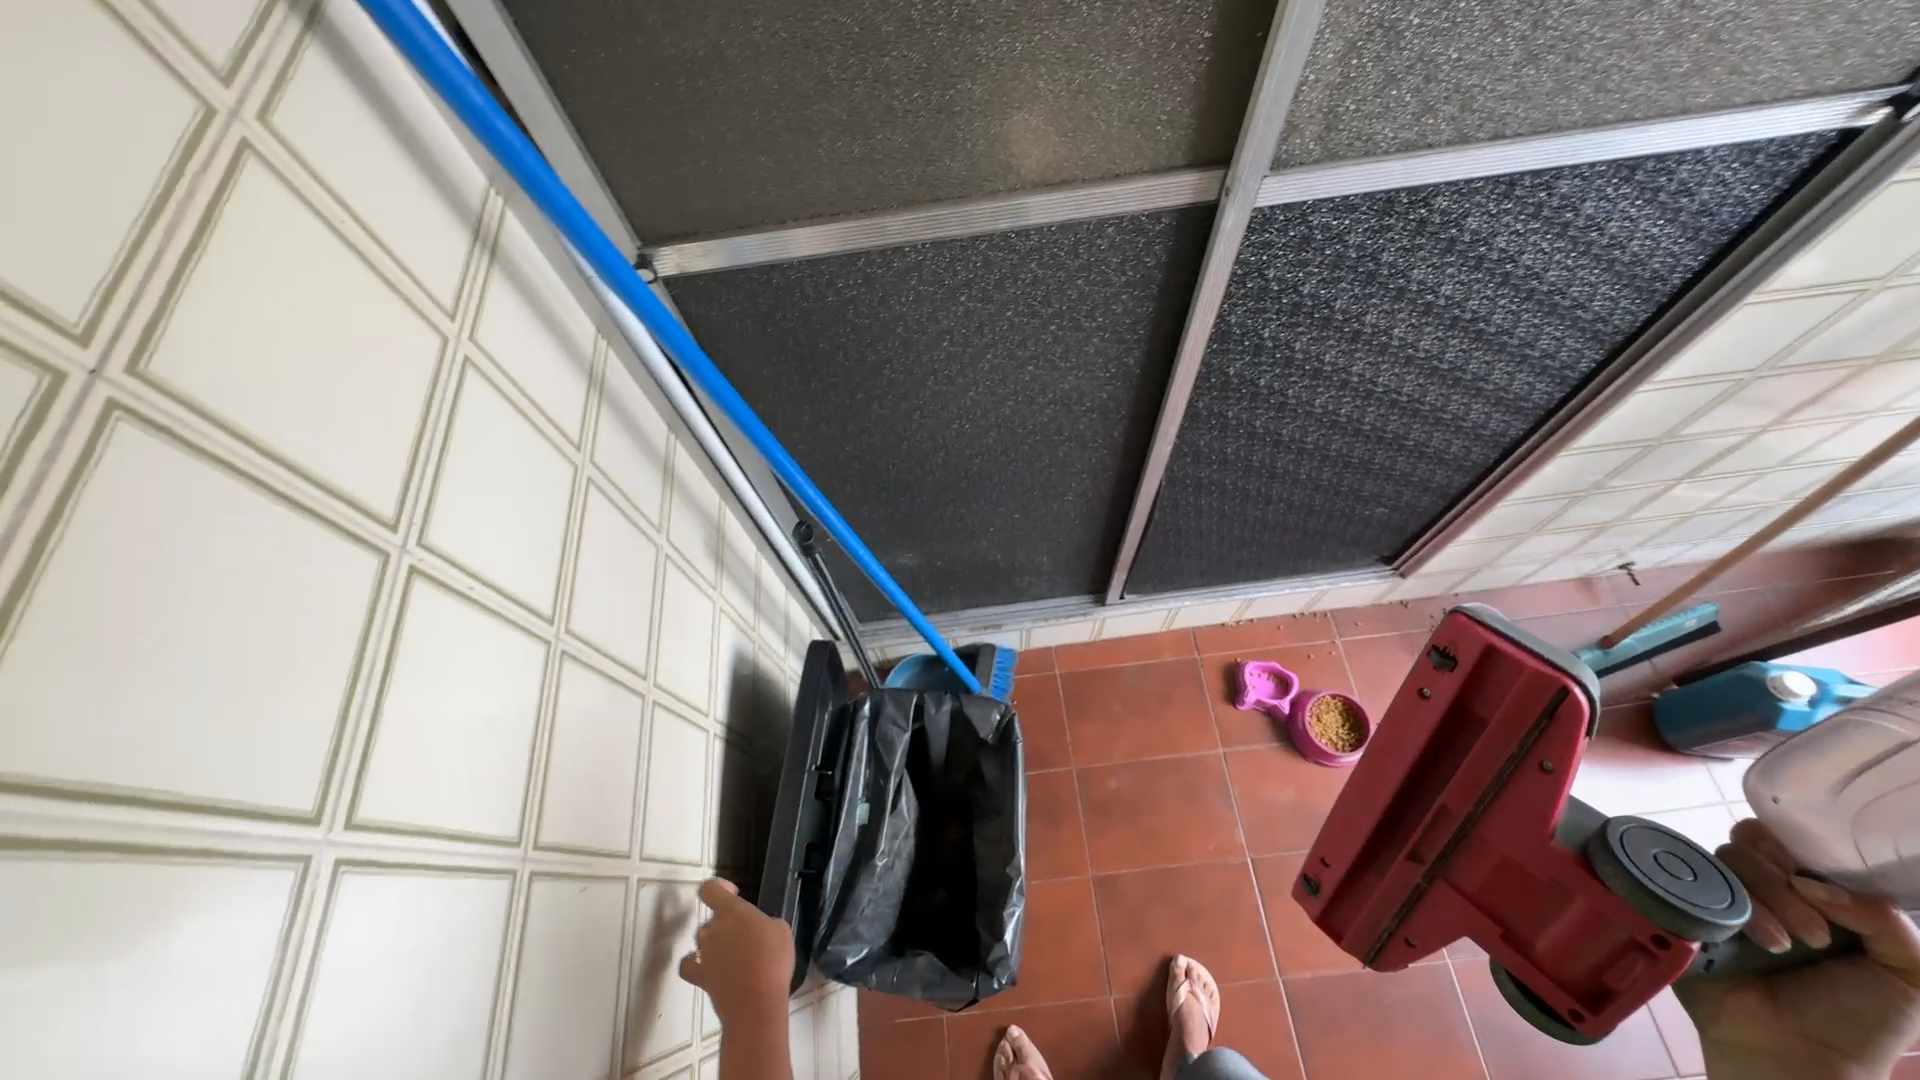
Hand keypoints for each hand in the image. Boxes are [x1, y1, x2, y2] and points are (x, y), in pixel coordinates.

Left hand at [678, 878, 795, 1028]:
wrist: (756, 1002)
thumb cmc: (773, 960)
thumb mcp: (781, 930)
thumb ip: (764, 923)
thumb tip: (759, 930)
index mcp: (732, 911)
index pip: (711, 889)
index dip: (719, 887)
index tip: (733, 893)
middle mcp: (712, 929)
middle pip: (712, 919)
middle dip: (726, 925)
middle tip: (746, 938)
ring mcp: (703, 954)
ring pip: (703, 941)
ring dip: (716, 944)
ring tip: (736, 958)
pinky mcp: (699, 977)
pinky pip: (690, 965)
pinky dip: (696, 964)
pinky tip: (709, 968)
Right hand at [1674, 819, 1919, 1079]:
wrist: (1800, 1058)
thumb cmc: (1858, 1021)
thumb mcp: (1910, 974)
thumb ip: (1885, 918)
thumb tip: (1811, 882)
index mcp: (1808, 894)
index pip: (1790, 842)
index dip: (1801, 849)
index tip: (1818, 882)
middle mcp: (1759, 889)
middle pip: (1752, 844)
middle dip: (1784, 882)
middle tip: (1814, 934)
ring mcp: (1717, 898)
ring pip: (1725, 860)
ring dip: (1765, 899)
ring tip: (1784, 946)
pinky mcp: (1683, 910)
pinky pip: (1690, 882)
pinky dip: (1728, 906)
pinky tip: (1754, 941)